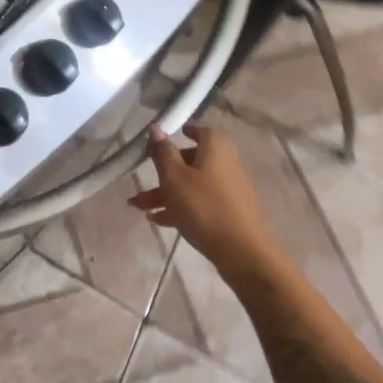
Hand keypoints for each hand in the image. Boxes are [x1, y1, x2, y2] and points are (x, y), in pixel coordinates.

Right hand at [129, 125, 272, 271]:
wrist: (242, 253)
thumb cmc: (204, 207)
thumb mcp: (174, 178)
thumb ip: (163, 153)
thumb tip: (158, 128)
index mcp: (216, 150)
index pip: (203, 131)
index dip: (187, 131)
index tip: (173, 134)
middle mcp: (226, 166)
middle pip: (192, 162)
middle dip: (164, 171)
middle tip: (144, 180)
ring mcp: (230, 192)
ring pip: (193, 186)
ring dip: (166, 194)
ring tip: (139, 207)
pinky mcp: (231, 215)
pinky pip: (201, 204)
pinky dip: (182, 208)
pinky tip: (159, 221)